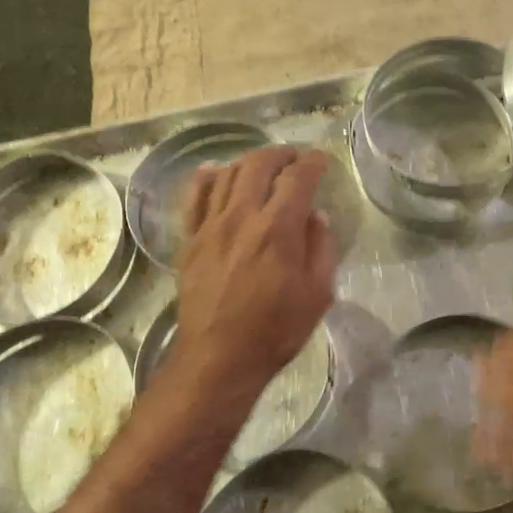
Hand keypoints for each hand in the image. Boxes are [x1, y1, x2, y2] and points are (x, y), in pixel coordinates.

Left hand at [176, 146, 337, 396]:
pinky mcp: (190, 240)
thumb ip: (321, 248)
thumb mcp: (318, 293)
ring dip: (250, 162)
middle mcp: (242, 217)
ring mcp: (211, 226)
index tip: (322, 159)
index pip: (298, 177)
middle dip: (282, 153)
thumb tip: (316, 217)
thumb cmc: (276, 330)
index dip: (313, 162)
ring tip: (264, 167)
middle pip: (259, 164)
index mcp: (278, 229)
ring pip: (228, 174)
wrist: (219, 358)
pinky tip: (217, 171)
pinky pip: (195, 196)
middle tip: (295, 158)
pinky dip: (208, 177)